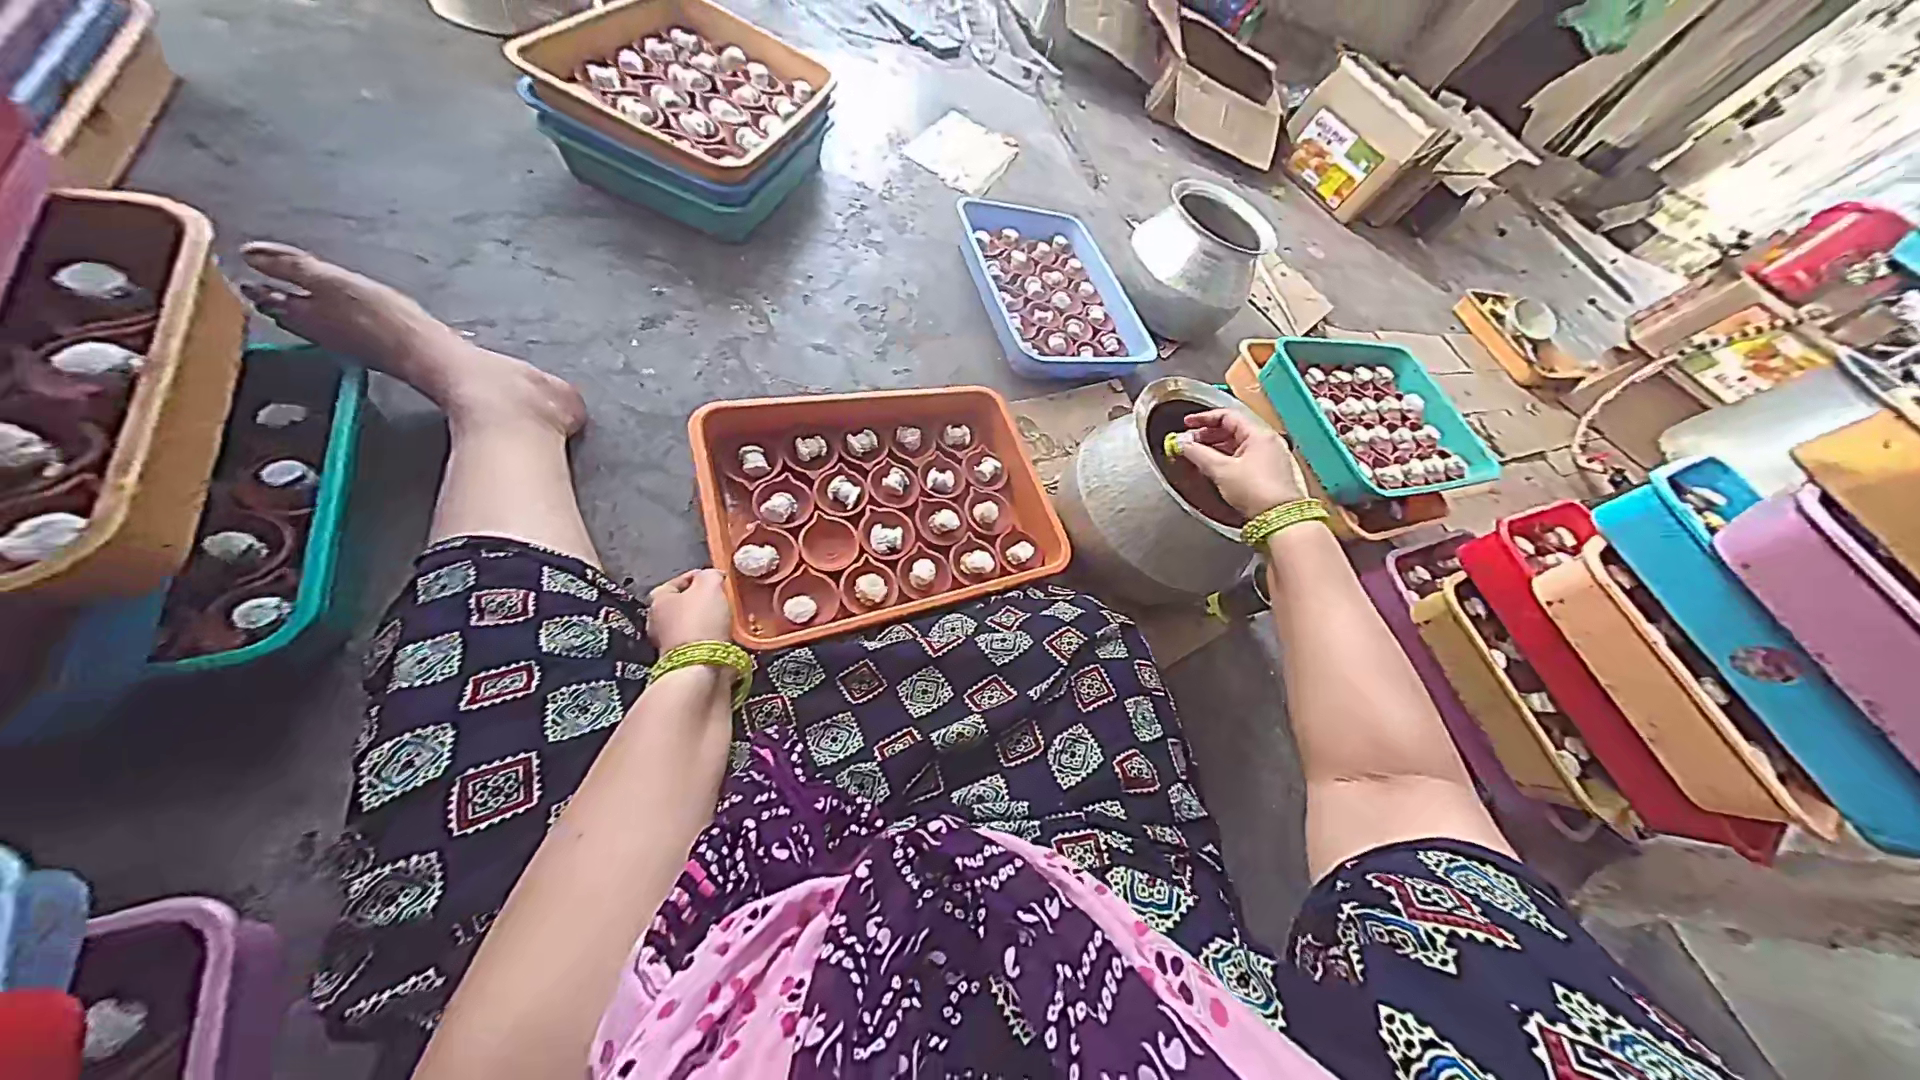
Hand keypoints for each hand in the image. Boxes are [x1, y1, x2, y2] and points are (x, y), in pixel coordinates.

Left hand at [647, 569, 733, 651]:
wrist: (700, 665)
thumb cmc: (701, 620)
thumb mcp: (709, 586)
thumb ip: (710, 575)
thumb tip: (713, 575)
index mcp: (658, 599)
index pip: (677, 580)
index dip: (698, 576)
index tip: (716, 577)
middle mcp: (656, 620)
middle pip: (682, 603)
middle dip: (700, 600)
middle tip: (721, 596)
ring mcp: (667, 642)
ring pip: (689, 622)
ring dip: (705, 619)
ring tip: (725, 616)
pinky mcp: (681, 659)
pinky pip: (697, 640)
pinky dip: (708, 635)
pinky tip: (723, 634)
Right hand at [1179, 409, 1308, 516]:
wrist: (1279, 517)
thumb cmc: (1256, 491)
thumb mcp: (1221, 470)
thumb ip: (1198, 454)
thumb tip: (1182, 443)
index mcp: (1258, 434)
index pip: (1227, 416)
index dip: (1204, 418)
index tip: (1187, 423)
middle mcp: (1266, 441)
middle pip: (1232, 429)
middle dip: (1207, 434)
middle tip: (1189, 442)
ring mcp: (1269, 456)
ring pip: (1237, 444)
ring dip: (1215, 447)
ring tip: (1197, 454)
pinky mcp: (1268, 471)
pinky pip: (1243, 456)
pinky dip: (1226, 457)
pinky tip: (1214, 466)